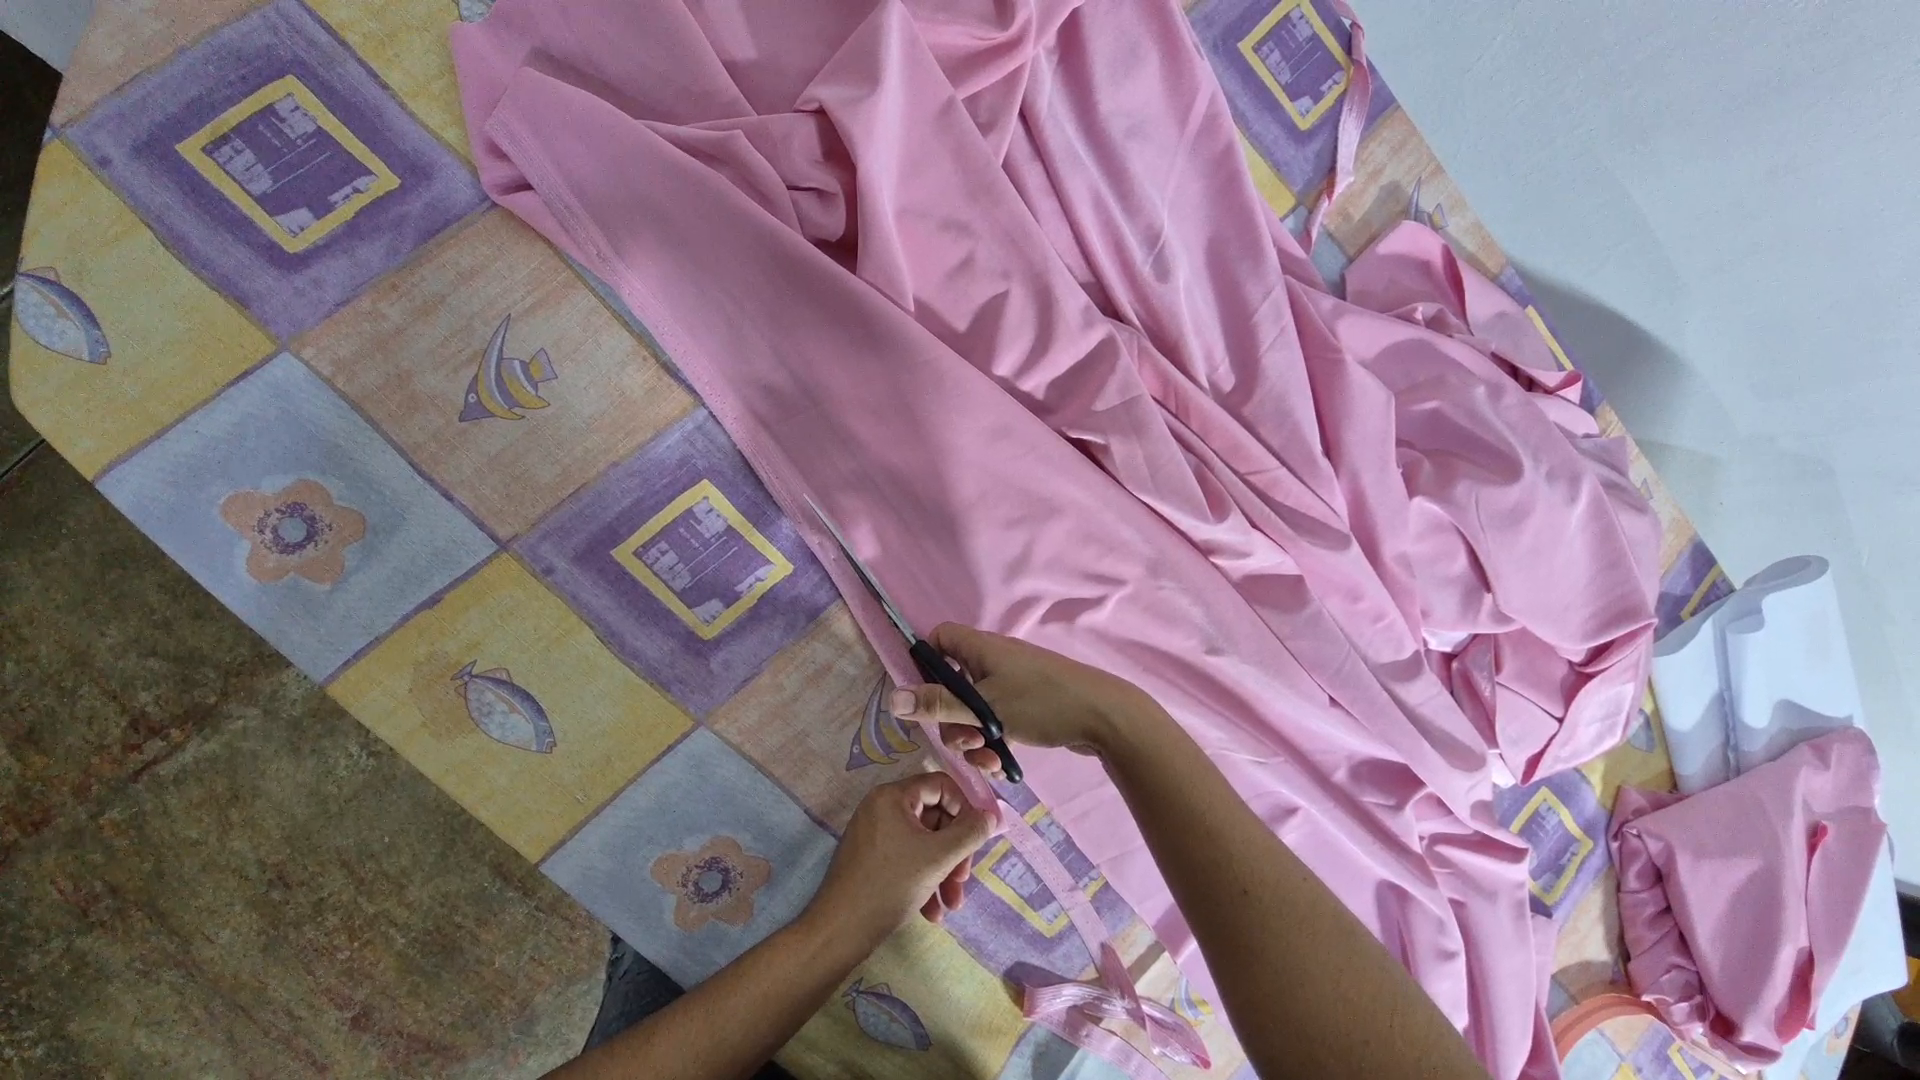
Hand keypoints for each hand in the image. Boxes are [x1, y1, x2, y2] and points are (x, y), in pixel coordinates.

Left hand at [804, 772, 995, 951]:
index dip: (965, 809)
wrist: (839, 932)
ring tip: (952, 904)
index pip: (941, 785)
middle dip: (955, 852)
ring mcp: (875, 834)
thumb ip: (970, 833)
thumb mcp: (938, 858)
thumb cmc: (890, 885)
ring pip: (924, 843)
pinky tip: (932, 912)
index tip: (978, 837)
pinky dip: (924, 881)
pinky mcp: (873, 859)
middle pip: (935, 817)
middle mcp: (882, 807)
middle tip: (964, 878)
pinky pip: (908, 859)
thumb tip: (992, 815)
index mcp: (893, 796)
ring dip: (944, 872)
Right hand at [889, 623, 1164, 775]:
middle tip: (962, 739)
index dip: (925, 662)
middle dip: (952, 717)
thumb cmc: (1042, 704)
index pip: (940, 638)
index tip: (925, 696)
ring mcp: (1014, 682)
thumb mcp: (985, 708)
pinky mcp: (1029, 705)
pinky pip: (997, 720)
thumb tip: (892, 699)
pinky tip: (1001, 762)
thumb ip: (939, 705)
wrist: (1106, 717)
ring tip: (986, 757)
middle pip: (954, 682)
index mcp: (982, 648)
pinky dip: (994, 740)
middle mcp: (996, 660)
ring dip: (973, 736)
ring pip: (975, 708)